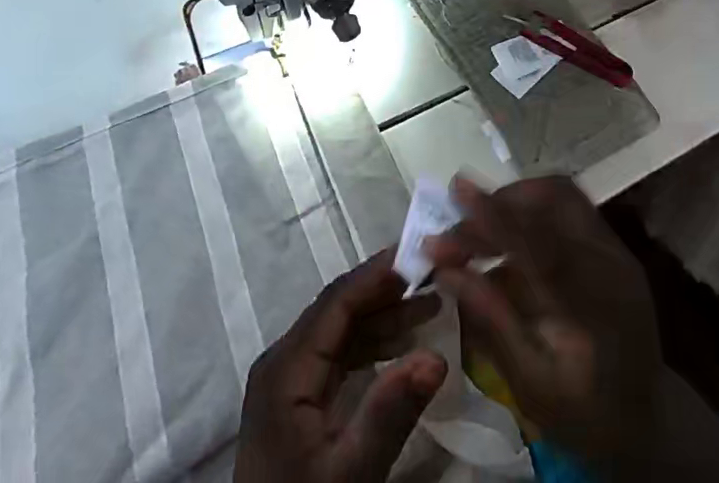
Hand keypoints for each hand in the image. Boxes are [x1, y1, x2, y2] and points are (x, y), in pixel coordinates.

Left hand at [235, 249, 447, 482]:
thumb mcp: (351, 471)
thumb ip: (389, 413)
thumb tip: (436, 356)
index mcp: (286, 366)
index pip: (334, 304)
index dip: (374, 278)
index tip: (415, 258)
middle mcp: (282, 361)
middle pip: (336, 313)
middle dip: (383, 293)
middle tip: (432, 278)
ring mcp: (288, 380)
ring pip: (338, 334)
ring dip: (380, 319)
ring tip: (429, 306)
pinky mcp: (296, 399)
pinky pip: (335, 358)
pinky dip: (369, 346)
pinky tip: (400, 346)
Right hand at [427, 176, 662, 471]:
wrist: (644, 424)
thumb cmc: (580, 411)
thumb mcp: (529, 380)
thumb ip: (490, 317)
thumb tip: (444, 268)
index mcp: (594, 310)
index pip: (540, 245)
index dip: (495, 215)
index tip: (456, 193)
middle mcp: (612, 269)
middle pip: (554, 200)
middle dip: (499, 202)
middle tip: (457, 228)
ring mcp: (617, 254)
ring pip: (560, 195)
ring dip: (511, 201)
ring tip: (474, 227)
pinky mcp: (613, 249)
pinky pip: (565, 207)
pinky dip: (528, 209)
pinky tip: (503, 235)